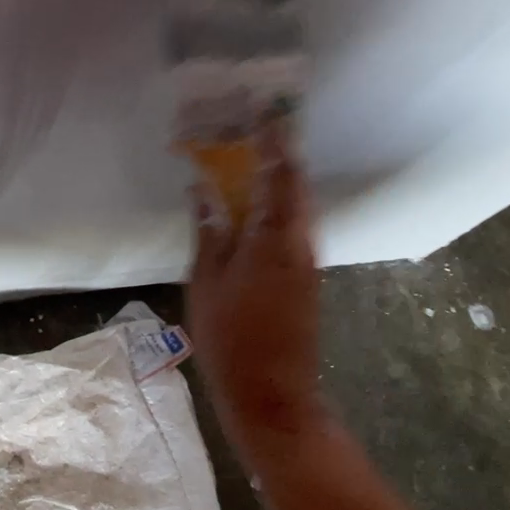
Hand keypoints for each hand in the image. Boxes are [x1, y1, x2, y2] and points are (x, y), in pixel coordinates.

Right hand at [184, 129, 325, 454]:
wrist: (274, 398)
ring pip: (300, 205)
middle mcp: (299, 242)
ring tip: (257, 155)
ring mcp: (307, 261)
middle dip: (281, 152)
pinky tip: (259, 202)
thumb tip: (202, 189)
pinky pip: (296, 225)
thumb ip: (208, 232)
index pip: (278, 176)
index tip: (264, 112)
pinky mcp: (306, 277)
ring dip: (283, 177)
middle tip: (260, 127)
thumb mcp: (206, 282)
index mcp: (273, 239)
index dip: (272, 141)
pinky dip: (281, 203)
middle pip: (297, 185)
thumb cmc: (231, 339)